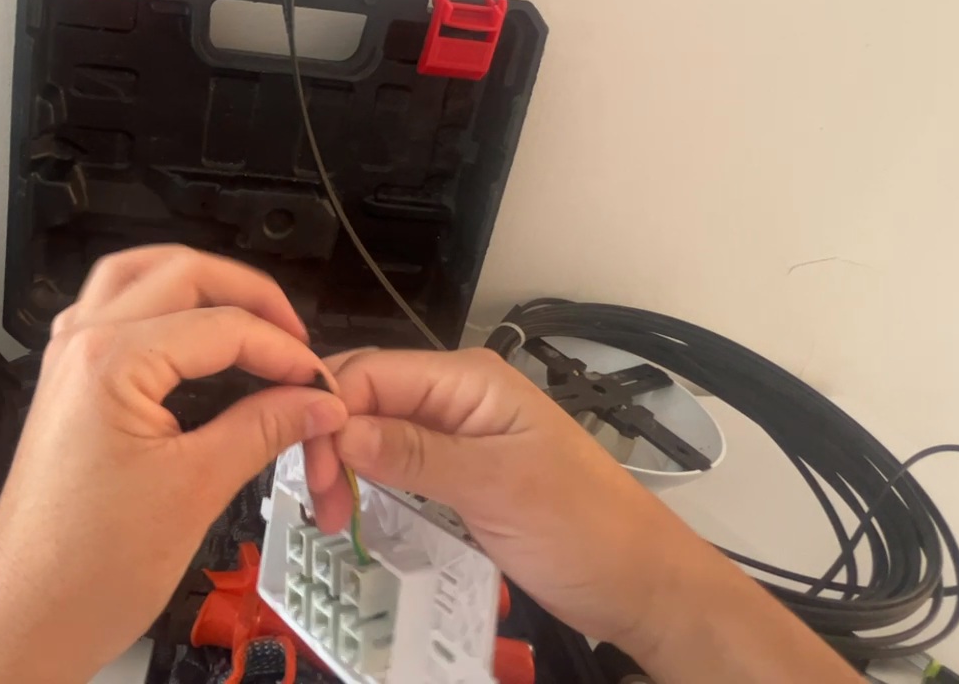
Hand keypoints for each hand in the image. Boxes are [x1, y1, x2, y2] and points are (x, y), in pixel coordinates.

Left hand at [0, 247, 347, 683]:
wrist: (23, 622)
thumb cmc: (86, 571)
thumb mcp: (195, 491)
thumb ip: (264, 429)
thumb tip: (314, 401)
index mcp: (110, 360)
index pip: (220, 326)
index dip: (281, 349)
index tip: (316, 379)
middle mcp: (81, 342)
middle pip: (179, 273)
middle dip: (246, 292)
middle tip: (291, 332)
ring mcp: (68, 358)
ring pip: (137, 275)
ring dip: (196, 281)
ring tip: (246, 311)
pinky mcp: (68, 380)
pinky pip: (113, 308)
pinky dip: (158, 302)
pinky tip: (185, 329)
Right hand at [309, 347, 862, 683]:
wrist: (645, 586)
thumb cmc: (582, 529)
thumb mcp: (496, 487)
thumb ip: (415, 453)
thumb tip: (339, 430)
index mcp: (467, 377)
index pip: (375, 373)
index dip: (334, 410)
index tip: (313, 468)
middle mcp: (455, 391)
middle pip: (369, 393)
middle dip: (332, 435)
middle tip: (320, 499)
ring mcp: (453, 426)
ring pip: (376, 424)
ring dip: (345, 458)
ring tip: (332, 509)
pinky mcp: (453, 461)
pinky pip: (395, 453)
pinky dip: (367, 472)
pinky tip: (352, 498)